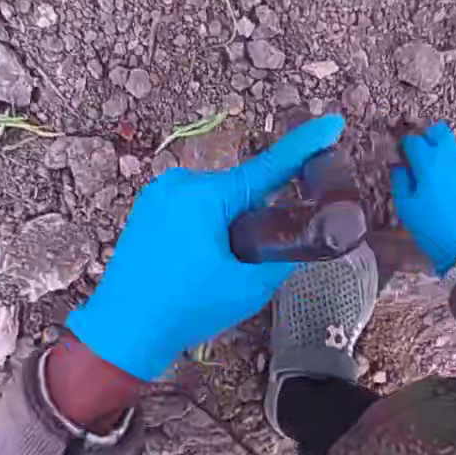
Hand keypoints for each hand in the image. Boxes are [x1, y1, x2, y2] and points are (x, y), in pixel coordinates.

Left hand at [66, 114, 346, 380]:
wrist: (123, 331)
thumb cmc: (186, 309)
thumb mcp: (249, 288)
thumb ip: (282, 259)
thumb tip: (298, 243)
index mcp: (206, 196)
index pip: (269, 167)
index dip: (305, 147)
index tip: (332, 123)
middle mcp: (180, 183)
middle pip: (241, 190)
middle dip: (255, 216)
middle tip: (245, 259)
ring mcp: (159, 193)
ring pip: (218, 200)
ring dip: (229, 223)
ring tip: (213, 266)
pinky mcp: (147, 208)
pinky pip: (194, 207)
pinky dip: (207, 225)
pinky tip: (197, 259)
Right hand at [391, 122, 455, 274]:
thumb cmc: (435, 232)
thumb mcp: (407, 210)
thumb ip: (400, 182)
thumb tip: (400, 167)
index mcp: (430, 165)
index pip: (414, 141)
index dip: (408, 147)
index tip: (406, 156)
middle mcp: (455, 159)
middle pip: (440, 133)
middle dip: (430, 140)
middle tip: (426, 160)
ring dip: (451, 167)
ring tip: (449, 193)